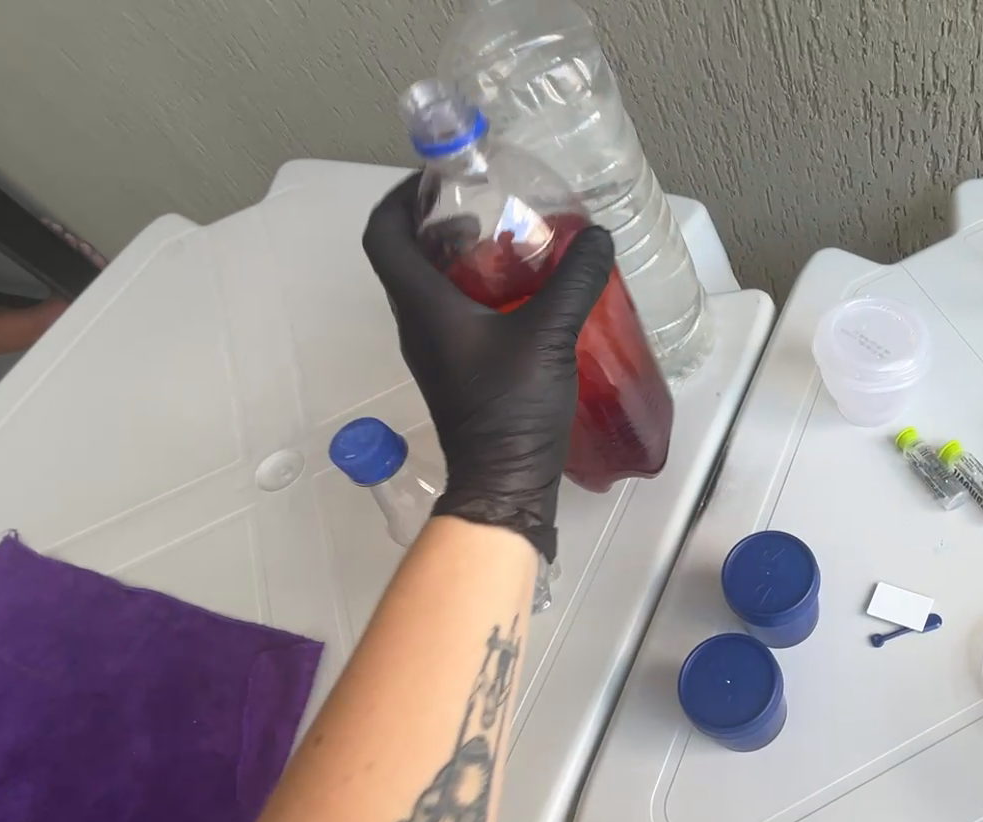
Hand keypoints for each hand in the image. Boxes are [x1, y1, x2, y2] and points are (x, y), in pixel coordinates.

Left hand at [361, 173, 614, 562]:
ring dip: (462, 263)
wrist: (504, 480)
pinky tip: (524, 303)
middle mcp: (419, 325)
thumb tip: (597, 238)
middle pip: (409, 258)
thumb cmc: (512, 407)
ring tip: (511, 251)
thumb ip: (574, 284)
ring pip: (434, 290)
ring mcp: (437, 354)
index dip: (401, 198)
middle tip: (487, 211)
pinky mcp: (459, 375)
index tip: (438, 181)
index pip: (384, 234)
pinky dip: (479, 297)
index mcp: (423, 307)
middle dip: (440, 226)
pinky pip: (456, 319)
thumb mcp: (548, 338)